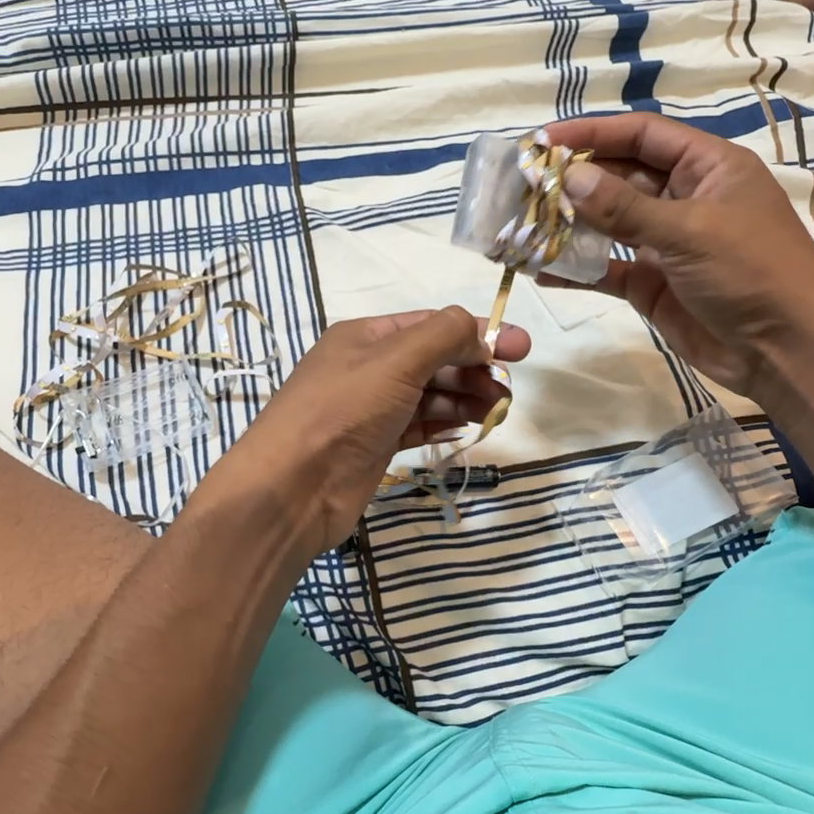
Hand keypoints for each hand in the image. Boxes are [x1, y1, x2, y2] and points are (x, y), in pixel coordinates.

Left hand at [207, 308, 530, 554]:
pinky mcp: (374, 446)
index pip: (431, 325)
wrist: (292, 488)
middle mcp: (367, 368)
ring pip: (428, 395)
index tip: (521, 348)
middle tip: (509, 389)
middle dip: (474, 369)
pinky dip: (443, 422)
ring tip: (498, 410)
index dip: (477, 333)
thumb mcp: (395, 361)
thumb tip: (480, 330)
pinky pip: (418, 425)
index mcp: (365, 336)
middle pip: (433, 360)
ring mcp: (369, 410)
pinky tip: (467, 425)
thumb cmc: (342, 412)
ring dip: (464, 397)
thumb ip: (443, 337)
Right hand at [541, 113, 813, 400]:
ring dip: (568, 224)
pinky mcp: (651, 285)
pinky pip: (605, 269)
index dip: (595, 133)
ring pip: (608, 224)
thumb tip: (570, 179)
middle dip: (574, 180)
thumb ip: (625, 207)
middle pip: (620, 177)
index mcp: (708, 167)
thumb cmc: (751, 271)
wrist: (784, 349)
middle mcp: (684, 199)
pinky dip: (575, 269)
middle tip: (523, 185)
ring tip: (522, 224)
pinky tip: (540, 268)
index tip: (545, 141)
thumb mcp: (689, 230)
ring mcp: (665, 244)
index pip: (643, 135)